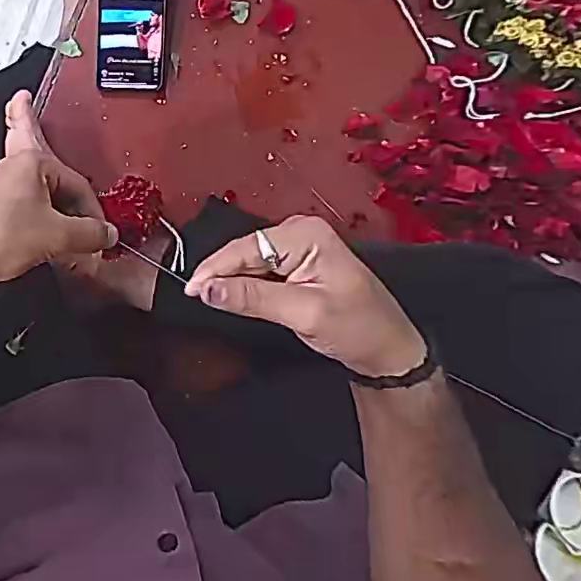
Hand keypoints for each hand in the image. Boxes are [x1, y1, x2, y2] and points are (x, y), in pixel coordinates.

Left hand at [0, 93, 117, 288]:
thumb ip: (89, 234)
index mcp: (30, 163)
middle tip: (21, 99)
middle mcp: (13, 169)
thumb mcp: (57, 237)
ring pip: (35, 182)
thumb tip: (105, 234)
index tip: (101, 228)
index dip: (93, 210)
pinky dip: (39, 210)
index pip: (78, 183)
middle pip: (38, 150)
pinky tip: (42, 222)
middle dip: (27, 121)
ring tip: (30, 147)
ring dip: (48, 190)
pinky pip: (25, 200)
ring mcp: (1, 187)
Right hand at [186, 215, 425, 378]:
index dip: (215, 268)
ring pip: (251, 261)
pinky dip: (250, 286)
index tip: (192, 289)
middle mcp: (301, 231)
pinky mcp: (298, 261)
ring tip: (221, 301)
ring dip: (235, 281)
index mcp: (306, 234)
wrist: (388, 348)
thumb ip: (252, 298)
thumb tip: (208, 288)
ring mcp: (300, 245)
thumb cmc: (358, 327)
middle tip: (202, 299)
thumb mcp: (303, 313)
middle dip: (223, 275)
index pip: (246, 247)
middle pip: (246, 251)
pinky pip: (262, 269)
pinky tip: (243, 299)